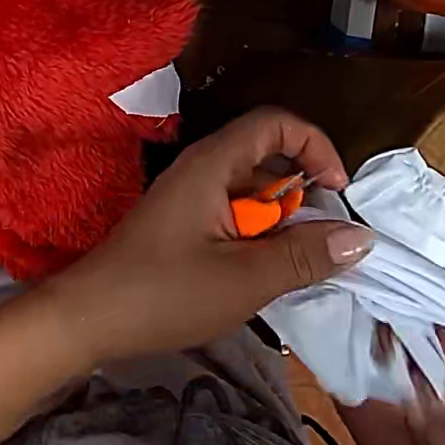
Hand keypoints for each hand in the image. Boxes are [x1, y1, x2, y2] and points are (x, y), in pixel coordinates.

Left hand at [39, 107, 375, 364]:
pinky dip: (257, 231)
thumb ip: (304, 255)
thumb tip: (360, 236)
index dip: (315, 146)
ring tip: (288, 262)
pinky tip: (259, 270)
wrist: (84, 320)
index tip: (337, 190)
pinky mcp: (186, 217)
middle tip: (315, 238)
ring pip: (253, 185)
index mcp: (216, 162)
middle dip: (300, 191)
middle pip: (268, 154)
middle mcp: (204, 165)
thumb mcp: (245, 278)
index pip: (278, 123)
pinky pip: (235, 208)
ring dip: (279, 217)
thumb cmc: (163, 293)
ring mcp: (192, 191)